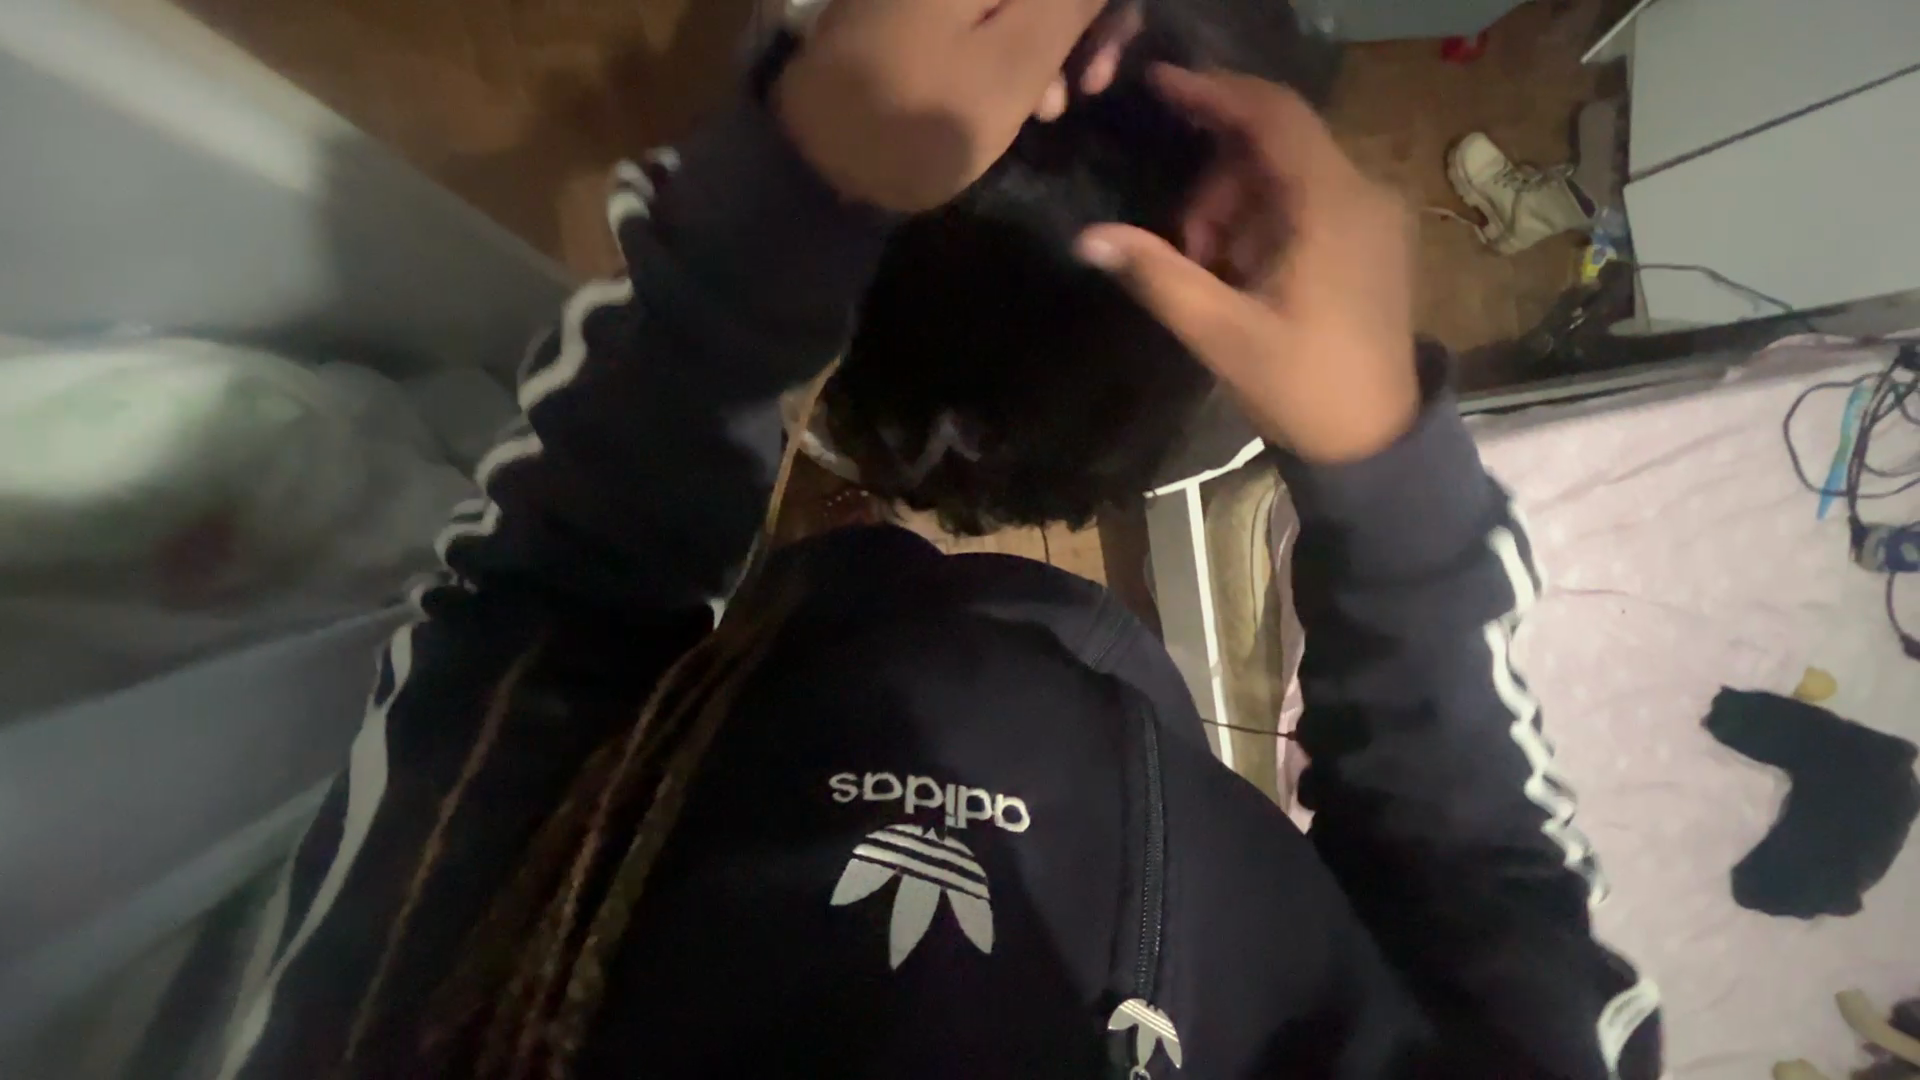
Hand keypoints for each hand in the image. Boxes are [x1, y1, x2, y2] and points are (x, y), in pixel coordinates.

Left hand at [773, 0, 1108, 211]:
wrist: (817, 159)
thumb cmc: (918, 121)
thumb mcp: (1009, 67)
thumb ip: (1069, 1)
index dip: (1105, 10)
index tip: (1105, 61)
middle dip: (1081, 21)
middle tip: (1088, 87)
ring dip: (1050, 41)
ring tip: (1051, 108)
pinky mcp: (918, 8)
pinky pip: (989, 13)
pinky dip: (1012, 47)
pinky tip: (1018, 96)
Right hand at [1075, 66, 1419, 463]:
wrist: (1373, 441)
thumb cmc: (1300, 386)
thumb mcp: (1221, 333)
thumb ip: (1158, 276)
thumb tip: (1089, 237)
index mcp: (1332, 206)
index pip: (1272, 115)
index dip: (1213, 93)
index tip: (1159, 86)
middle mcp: (1361, 195)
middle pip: (1274, 150)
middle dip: (1215, 187)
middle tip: (1183, 249)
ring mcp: (1370, 219)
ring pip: (1286, 181)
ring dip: (1234, 213)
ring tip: (1211, 276)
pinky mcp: (1368, 246)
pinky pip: (1305, 209)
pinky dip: (1261, 230)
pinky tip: (1242, 279)